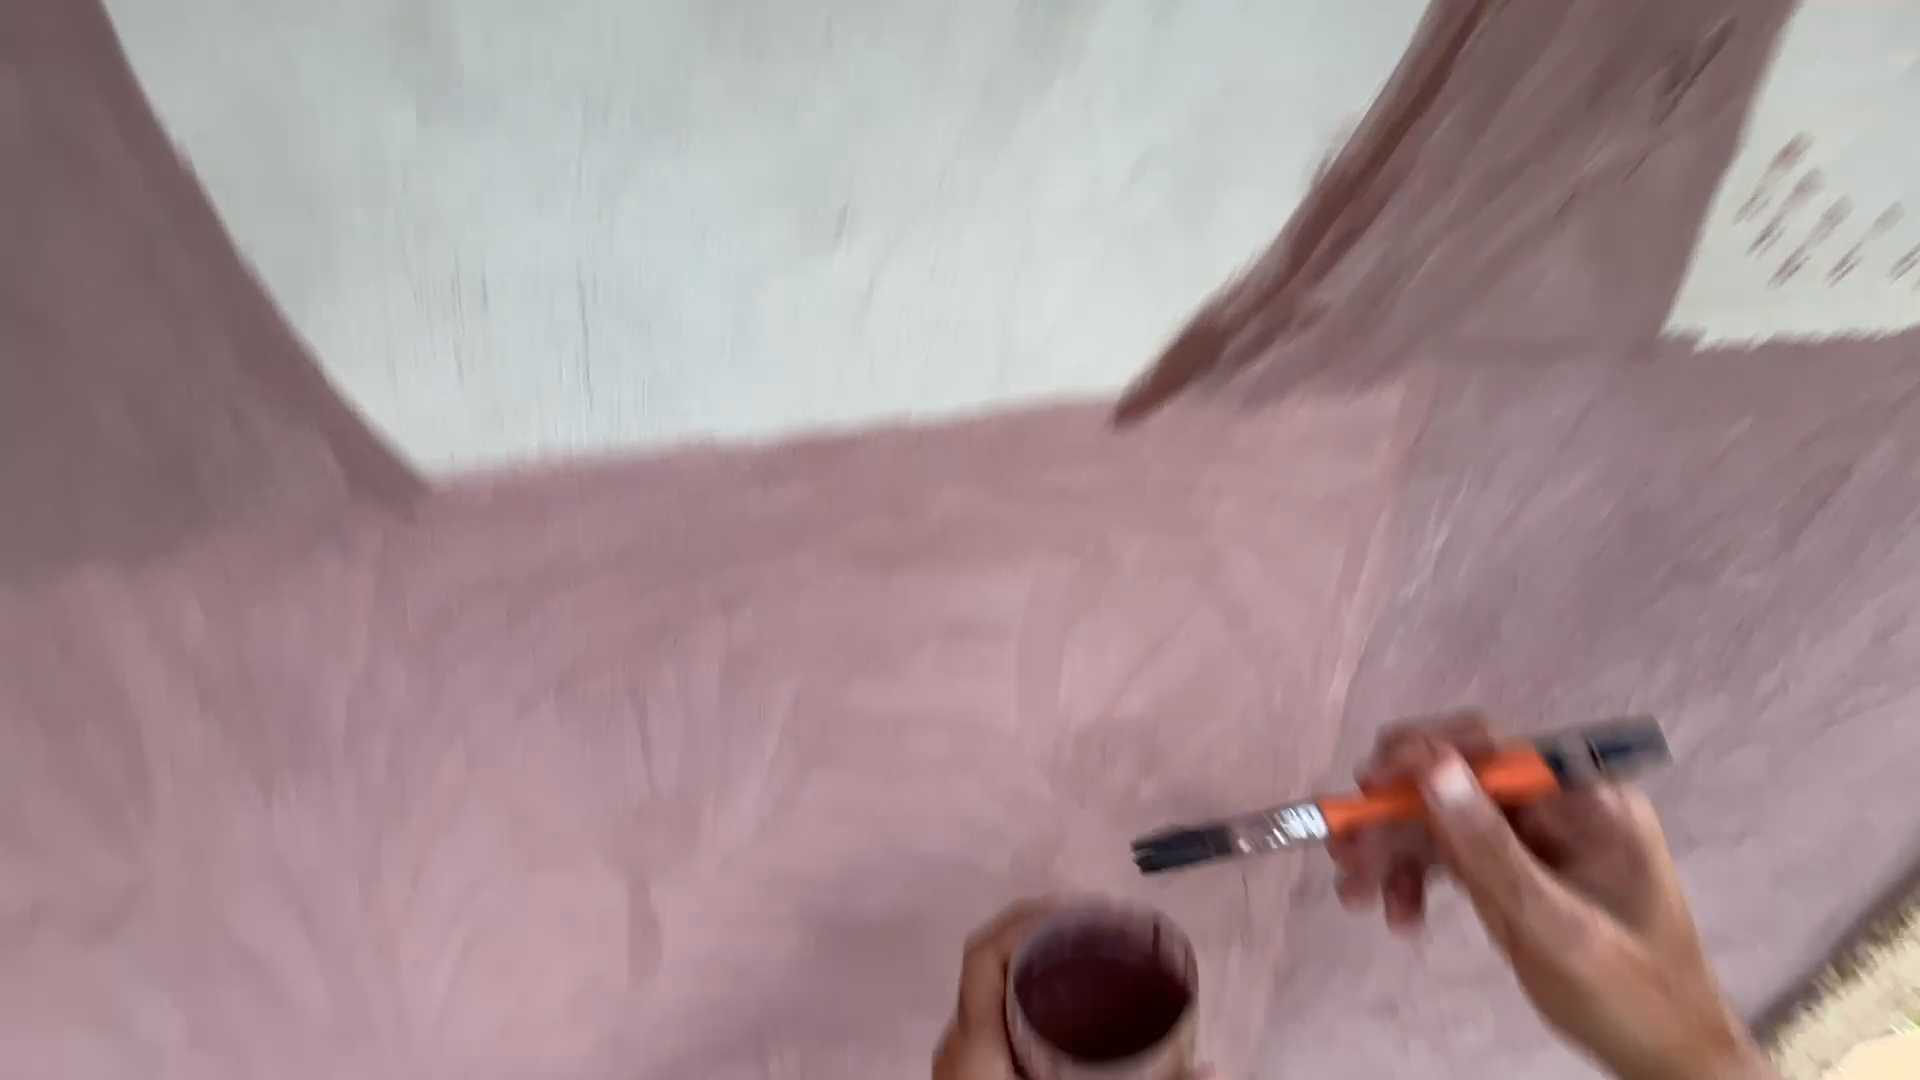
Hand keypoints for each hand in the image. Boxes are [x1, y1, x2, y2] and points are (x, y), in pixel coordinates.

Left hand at [933, 899, 1216, 1079]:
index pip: (983, 954)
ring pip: (990, 994)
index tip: (1074, 908)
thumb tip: (1218, 1067)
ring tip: (1084, 961)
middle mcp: (957, 1043)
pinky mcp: (969, 1077)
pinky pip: (993, 1019)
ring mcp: (958, 1062)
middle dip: (1040, 939)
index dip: (1023, 919)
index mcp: (974, 1044)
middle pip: (991, 966)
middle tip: (1097, 934)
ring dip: (1031, 970)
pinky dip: (1024, 1002)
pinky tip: (1059, 1011)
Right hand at [1328, 715, 1776, 1079]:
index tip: (1368, 786)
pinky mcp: (1504, 861)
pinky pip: (1441, 852)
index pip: (1487, 747)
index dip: (1421, 754)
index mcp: (1583, 800)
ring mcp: (1525, 833)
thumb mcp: (1555, 925)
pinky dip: (1410, 877)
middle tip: (1344, 849)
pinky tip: (1396, 914)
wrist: (1667, 1063)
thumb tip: (1429, 766)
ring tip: (1354, 893)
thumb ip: (1489, 847)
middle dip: (1391, 818)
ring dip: (1389, 852)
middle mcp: (1549, 804)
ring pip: (1433, 818)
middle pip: (1447, 783)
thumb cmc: (1629, 995)